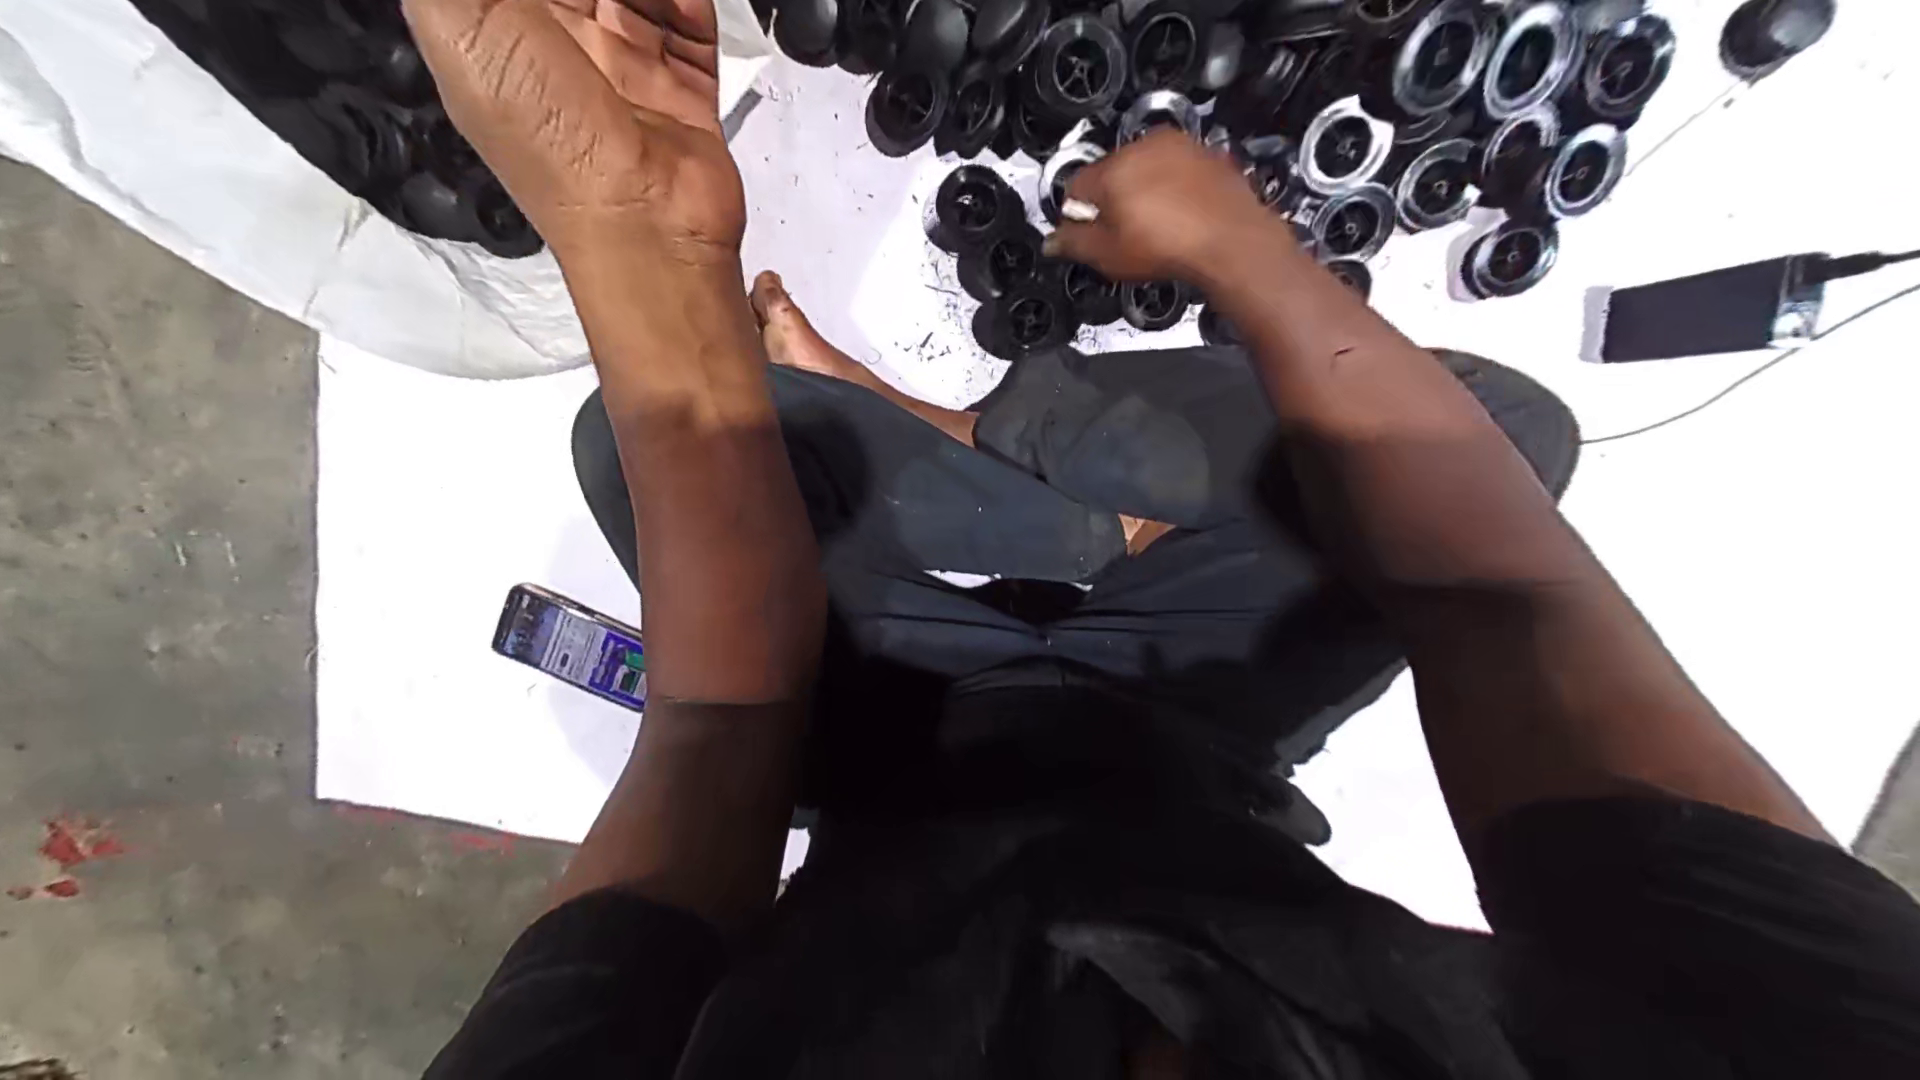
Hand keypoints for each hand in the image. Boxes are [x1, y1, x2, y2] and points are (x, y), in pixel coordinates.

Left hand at [402, 0, 745, 263]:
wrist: (648, 225)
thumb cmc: (553, 143)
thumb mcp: (458, 22)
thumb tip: (519, 0)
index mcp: (499, 40)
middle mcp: (564, 58)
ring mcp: (628, 81)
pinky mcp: (683, 103)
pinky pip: (689, 34)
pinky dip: (690, 6)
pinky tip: (683, 0)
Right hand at [1043, 131, 1281, 284]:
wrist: (1229, 241)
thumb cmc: (1170, 247)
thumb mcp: (1108, 255)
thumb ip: (1073, 243)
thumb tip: (1053, 241)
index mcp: (1112, 169)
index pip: (1074, 185)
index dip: (1076, 213)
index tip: (1085, 232)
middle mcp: (1144, 147)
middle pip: (1109, 173)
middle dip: (1110, 202)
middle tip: (1121, 236)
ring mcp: (1178, 145)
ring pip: (1143, 168)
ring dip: (1140, 193)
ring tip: (1153, 228)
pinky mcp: (1204, 153)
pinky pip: (1174, 169)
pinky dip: (1170, 189)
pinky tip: (1177, 217)